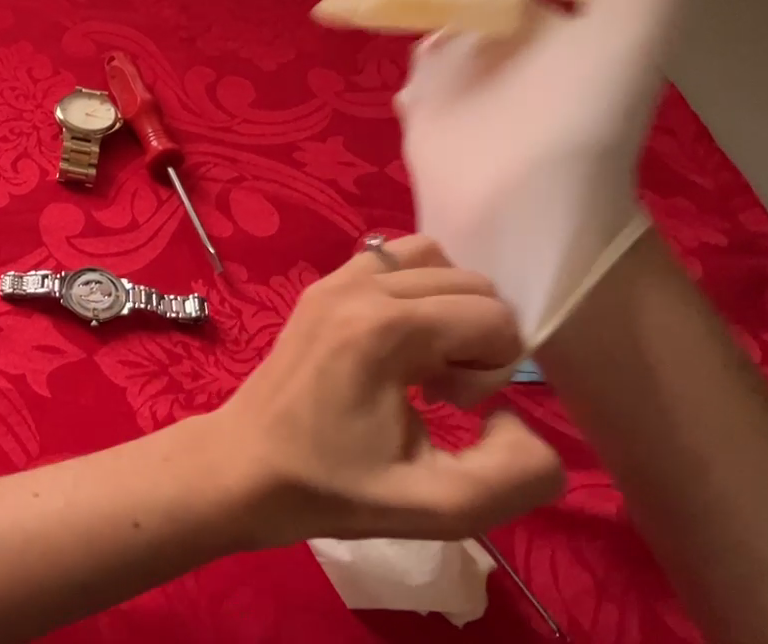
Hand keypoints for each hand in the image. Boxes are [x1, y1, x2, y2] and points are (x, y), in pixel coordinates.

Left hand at [201, 235, 563, 548]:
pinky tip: (397, 344)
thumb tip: (514, 414)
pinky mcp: (320, 287)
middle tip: (439, 390)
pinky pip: (392, 261)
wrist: (248, 465)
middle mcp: (358, 287)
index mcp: (384, 328)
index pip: (494, 317)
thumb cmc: (335, 487)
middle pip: (469, 282)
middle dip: (476, 338)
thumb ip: (520, 471)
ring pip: (432, 260)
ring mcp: (333, 279)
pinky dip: (415, 292)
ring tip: (421, 361)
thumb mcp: (443, 506)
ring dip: (448, 308)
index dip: (494, 369)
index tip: (452, 407)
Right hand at [396, 0, 693, 346]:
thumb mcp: (631, 35)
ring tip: (435, 50)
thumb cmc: (575, 111)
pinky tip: (416, 84)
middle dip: (472, 12)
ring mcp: (470, 95)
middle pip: (486, 20)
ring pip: (446, 48)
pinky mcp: (426, 120)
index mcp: (568, 44)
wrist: (522, 197)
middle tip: (465, 19)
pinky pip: (413, 84)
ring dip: (436, 40)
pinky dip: (411, 76)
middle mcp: (519, 67)